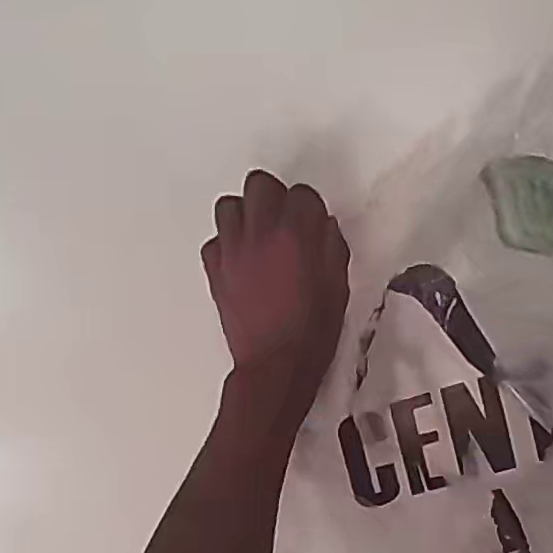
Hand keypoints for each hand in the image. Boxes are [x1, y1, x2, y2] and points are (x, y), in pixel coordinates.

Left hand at [203, 170, 350, 433]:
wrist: (274, 367)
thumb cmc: (312, 334)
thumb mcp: (338, 290)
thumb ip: (332, 250)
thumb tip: (324, 229)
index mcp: (296, 236)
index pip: (302, 194)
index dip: (310, 210)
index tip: (314, 227)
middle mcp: (260, 234)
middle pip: (260, 185)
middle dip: (275, 199)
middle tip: (285, 225)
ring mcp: (232, 250)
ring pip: (230, 206)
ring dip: (247, 216)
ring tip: (260, 239)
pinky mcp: (214, 270)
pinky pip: (215, 240)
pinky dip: (228, 244)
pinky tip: (244, 263)